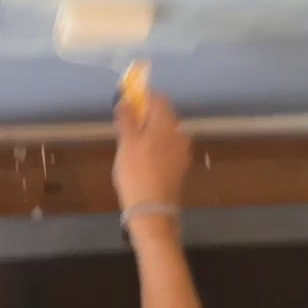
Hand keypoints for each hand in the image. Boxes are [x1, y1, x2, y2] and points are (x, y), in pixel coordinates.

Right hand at [113, 92, 191, 211]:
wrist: (153, 209)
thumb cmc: (135, 172)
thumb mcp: (125, 143)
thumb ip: (126, 118)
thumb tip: (125, 101)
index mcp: (166, 124)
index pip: (158, 99)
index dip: (142, 98)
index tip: (126, 107)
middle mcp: (179, 133)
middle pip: (163, 115)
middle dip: (145, 116)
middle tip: (125, 128)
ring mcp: (182, 150)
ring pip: (165, 131)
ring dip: (150, 132)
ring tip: (132, 146)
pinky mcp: (181, 165)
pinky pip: (168, 146)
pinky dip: (156, 146)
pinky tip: (144, 159)